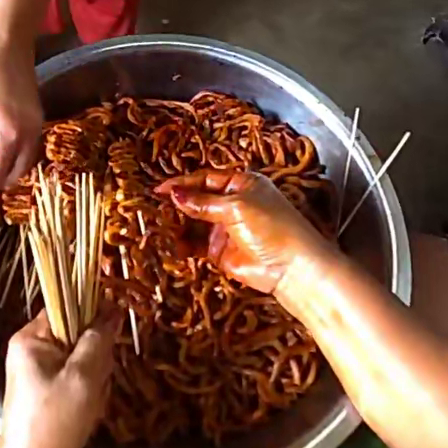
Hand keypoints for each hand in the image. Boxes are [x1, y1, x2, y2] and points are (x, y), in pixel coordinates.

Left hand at [0, 32, 42, 209]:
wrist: (5, 38)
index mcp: (5, 134)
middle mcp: (27, 135)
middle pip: (15, 174)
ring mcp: (37, 126)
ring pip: (26, 163)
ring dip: (8, 173)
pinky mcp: (39, 117)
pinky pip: (30, 148)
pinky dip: (16, 159)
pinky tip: (0, 155)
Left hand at [0, 312, 115, 447]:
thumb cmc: (54, 423)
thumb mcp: (83, 378)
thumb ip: (98, 340)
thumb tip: (113, 309)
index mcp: (30, 337)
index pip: (66, 306)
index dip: (92, 315)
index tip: (112, 333)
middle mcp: (30, 347)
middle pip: (76, 332)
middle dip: (95, 356)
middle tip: (97, 381)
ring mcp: (37, 369)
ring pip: (80, 356)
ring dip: (94, 376)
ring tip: (92, 400)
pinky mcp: (46, 389)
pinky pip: (76, 376)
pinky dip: (88, 390)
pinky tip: (88, 410)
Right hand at [156, 170, 331, 293]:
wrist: (292, 269)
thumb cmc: (272, 227)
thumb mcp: (236, 207)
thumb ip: (202, 203)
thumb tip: (174, 195)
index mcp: (241, 184)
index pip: (204, 179)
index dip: (182, 183)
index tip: (160, 190)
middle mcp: (231, 204)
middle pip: (196, 200)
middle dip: (177, 204)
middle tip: (155, 208)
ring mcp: (224, 228)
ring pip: (193, 222)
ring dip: (177, 224)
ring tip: (159, 226)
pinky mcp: (218, 251)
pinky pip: (195, 244)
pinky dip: (182, 244)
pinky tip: (171, 244)